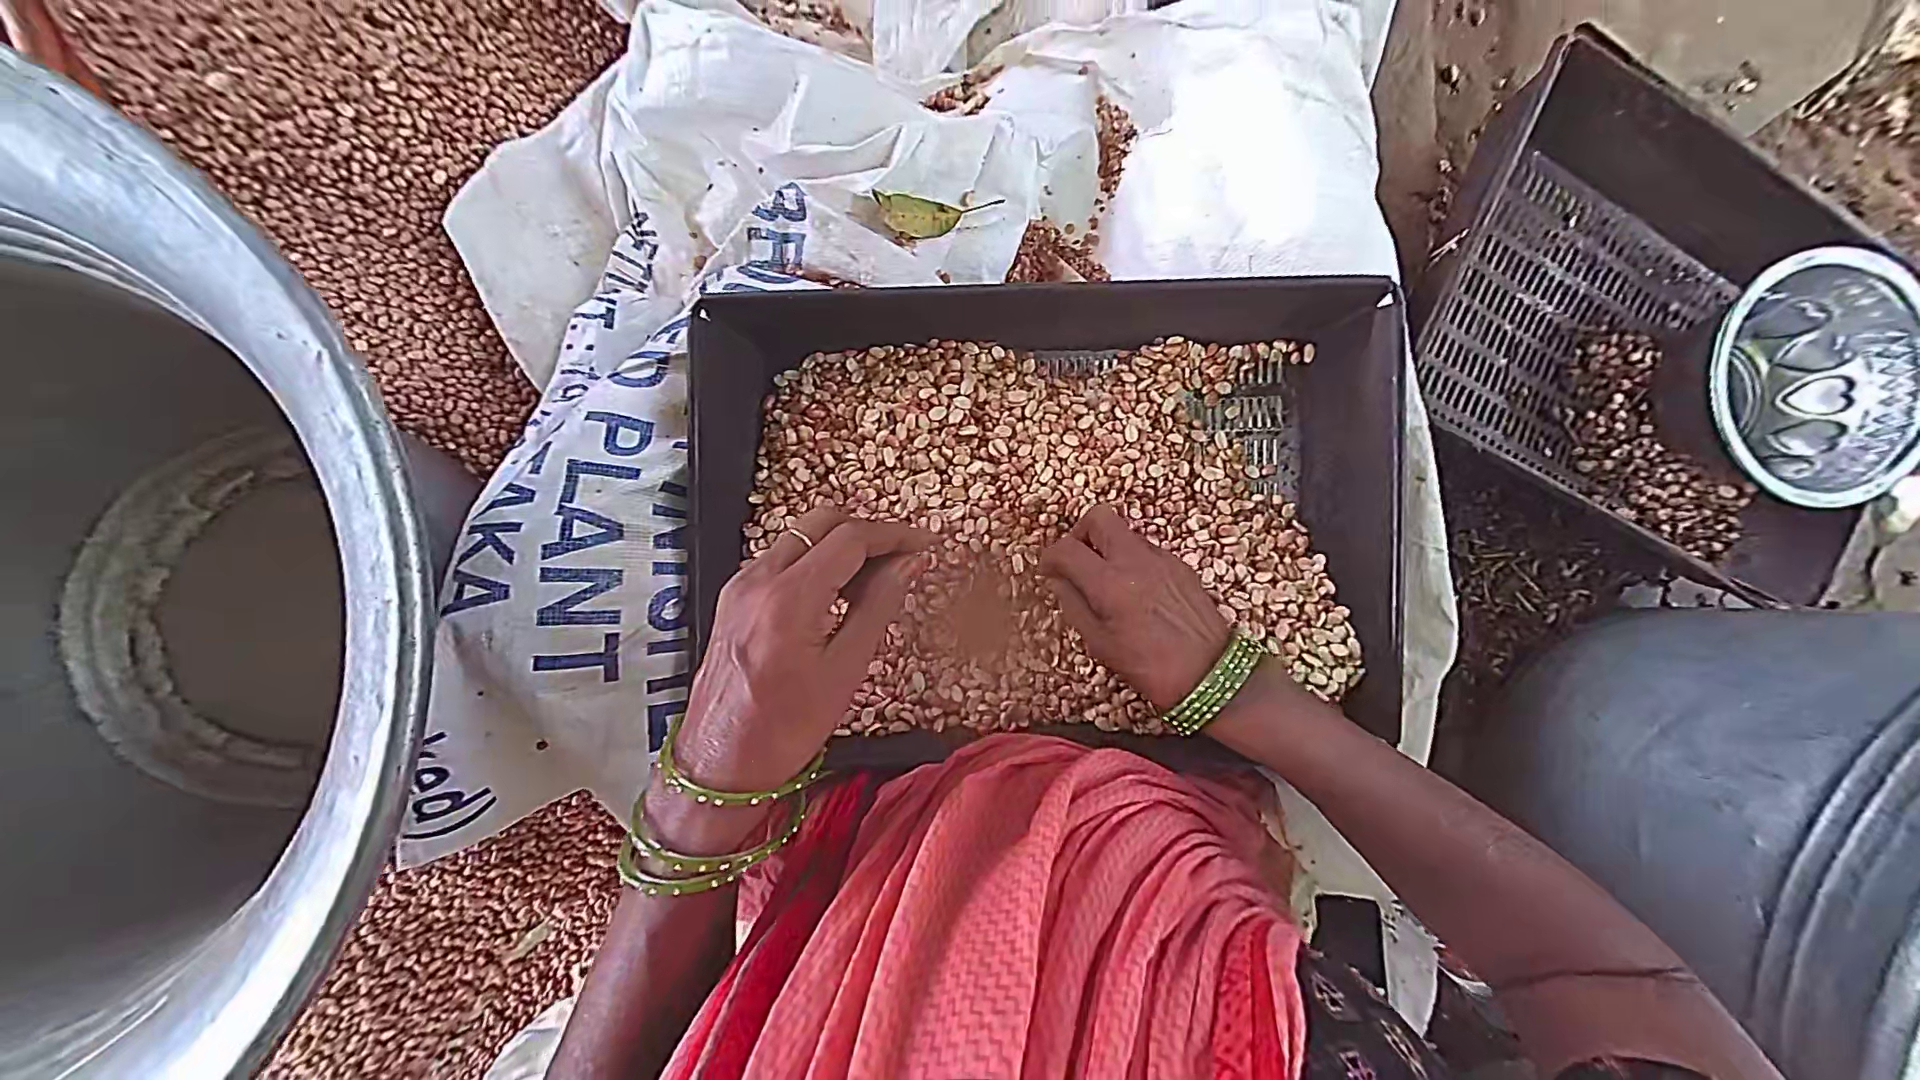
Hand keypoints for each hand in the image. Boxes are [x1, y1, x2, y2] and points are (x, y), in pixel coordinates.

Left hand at [670, 506, 931, 811]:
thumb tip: (909, 563)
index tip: (924, 544)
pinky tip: (840, 592)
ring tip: (877, 579)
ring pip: (802, 536)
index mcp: (788, 598)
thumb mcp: (845, 670)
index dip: (895, 535)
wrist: (719, 766)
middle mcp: (757, 579)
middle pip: (823, 522)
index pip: (850, 538)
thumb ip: (879, 605)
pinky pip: (784, 558)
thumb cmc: (785, 730)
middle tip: (902, 557)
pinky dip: (817, 562)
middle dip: (869, 531)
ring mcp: (740, 585)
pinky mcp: (734, 597)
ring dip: (843, 545)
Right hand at [1039, 504, 1232, 710]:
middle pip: (1098, 518)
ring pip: (1123, 533)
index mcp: (1109, 583)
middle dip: (1079, 535)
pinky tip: (1134, 592)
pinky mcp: (1180, 566)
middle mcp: (1135, 561)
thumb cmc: (1150, 667)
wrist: (1212, 675)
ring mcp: (1162, 559)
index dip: (1050, 558)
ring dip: (1106, 548)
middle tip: (1076, 562)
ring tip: (1105, 582)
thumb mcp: (1099, 643)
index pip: (1066, 548)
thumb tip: (1059, 581)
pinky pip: (1145, 550)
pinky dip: (1130, 561)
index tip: (1048, 571)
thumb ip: (1073, 605)